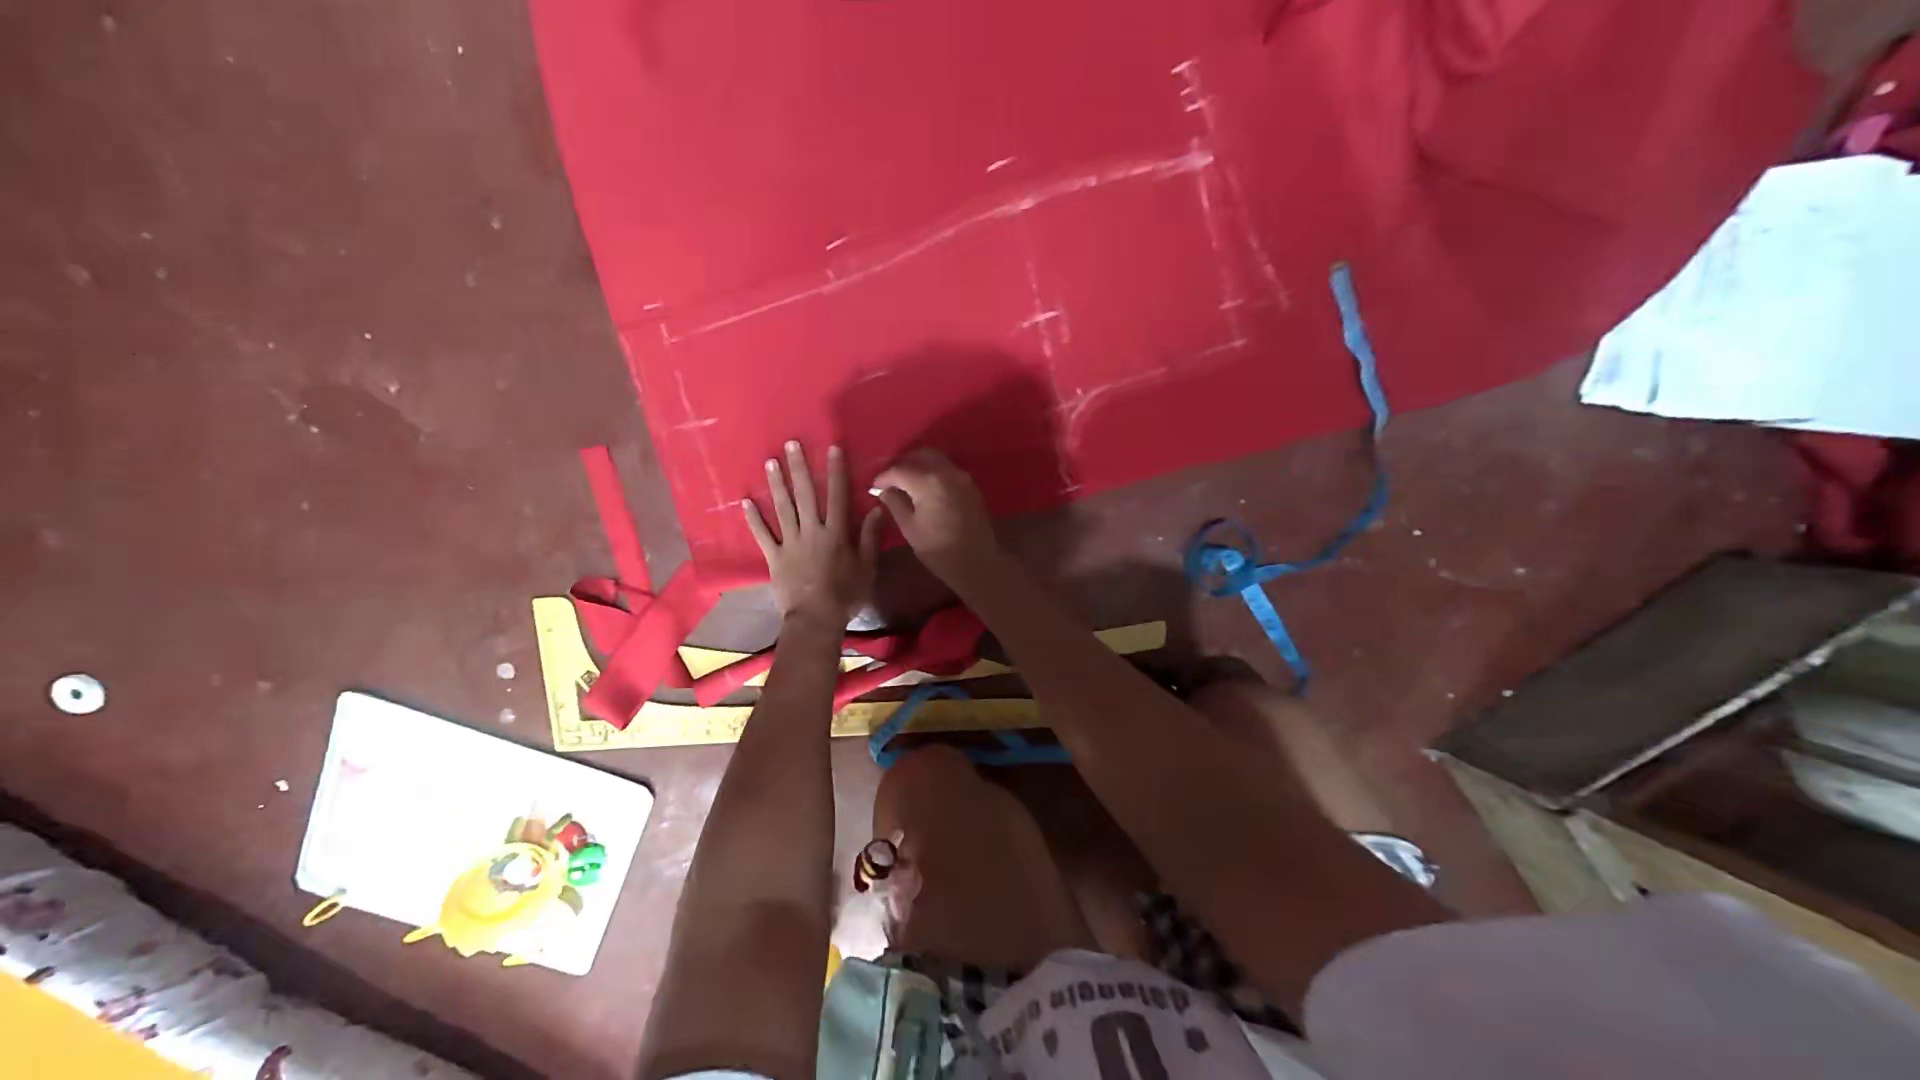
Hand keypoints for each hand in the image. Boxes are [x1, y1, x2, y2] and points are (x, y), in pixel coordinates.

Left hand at [744, 442, 882, 623]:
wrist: (815, 619)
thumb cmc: (846, 595)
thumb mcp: (866, 567)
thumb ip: (870, 537)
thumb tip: (876, 509)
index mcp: (836, 533)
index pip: (837, 496)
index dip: (835, 471)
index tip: (831, 449)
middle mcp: (812, 531)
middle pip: (805, 495)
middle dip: (799, 468)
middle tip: (791, 444)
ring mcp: (790, 543)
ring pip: (782, 508)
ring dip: (776, 484)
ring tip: (770, 462)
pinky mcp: (774, 557)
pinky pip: (762, 535)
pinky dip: (754, 518)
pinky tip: (745, 501)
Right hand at [870, 449, 1001, 586]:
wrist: (977, 563)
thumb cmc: (939, 550)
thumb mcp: (910, 529)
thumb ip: (895, 504)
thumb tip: (884, 491)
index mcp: (929, 483)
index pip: (900, 470)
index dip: (884, 477)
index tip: (875, 486)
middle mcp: (948, 473)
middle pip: (922, 454)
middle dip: (904, 462)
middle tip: (891, 477)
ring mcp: (963, 478)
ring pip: (938, 459)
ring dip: (920, 464)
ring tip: (907, 481)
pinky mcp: (972, 486)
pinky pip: (949, 470)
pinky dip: (935, 472)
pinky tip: (926, 487)